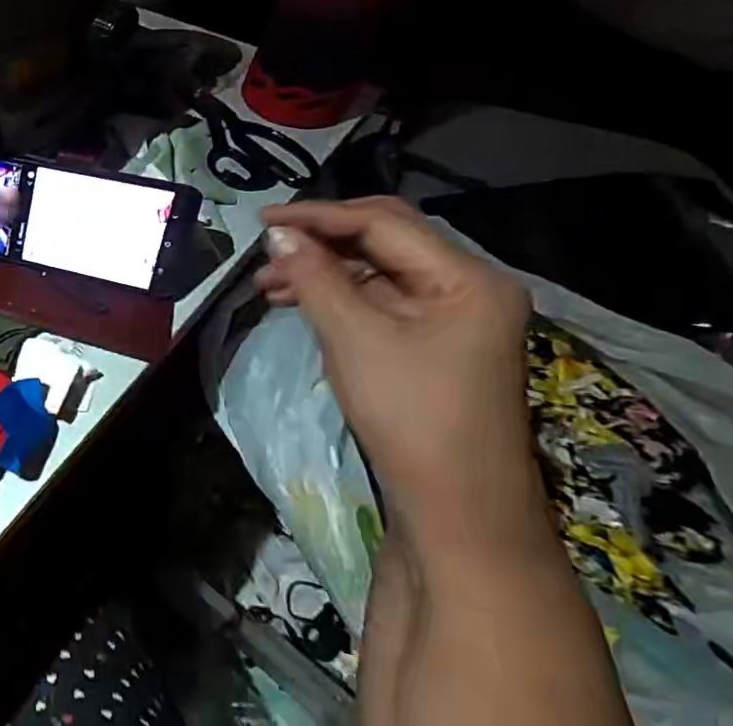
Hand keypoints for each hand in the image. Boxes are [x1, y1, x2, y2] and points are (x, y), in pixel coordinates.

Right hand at [255, 197, 533, 521]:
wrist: (458, 515)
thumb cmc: (411, 419)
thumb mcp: (354, 339)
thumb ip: (314, 276)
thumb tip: (277, 234)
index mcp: (467, 276)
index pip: (383, 223)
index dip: (319, 216)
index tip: (264, 218)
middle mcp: (469, 284)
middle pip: (385, 240)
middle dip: (322, 240)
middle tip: (269, 245)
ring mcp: (455, 314)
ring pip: (379, 270)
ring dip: (325, 270)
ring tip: (269, 282)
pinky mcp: (437, 339)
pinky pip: (383, 300)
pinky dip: (341, 297)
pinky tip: (299, 302)